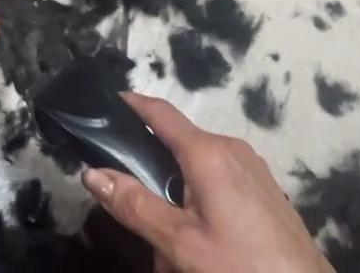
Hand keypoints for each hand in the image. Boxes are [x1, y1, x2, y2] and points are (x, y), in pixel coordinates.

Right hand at [82, 94, 333, 272]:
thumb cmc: (241, 265)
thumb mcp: (180, 243)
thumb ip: (136, 206)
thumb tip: (94, 173)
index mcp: (208, 151)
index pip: (161, 112)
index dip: (132, 103)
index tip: (105, 102)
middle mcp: (231, 148)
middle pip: (178, 149)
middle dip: (154, 180)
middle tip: (140, 220)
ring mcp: (252, 168)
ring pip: (199, 172)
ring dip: (179, 202)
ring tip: (172, 250)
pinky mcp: (265, 190)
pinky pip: (221, 186)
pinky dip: (202, 207)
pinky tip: (203, 247)